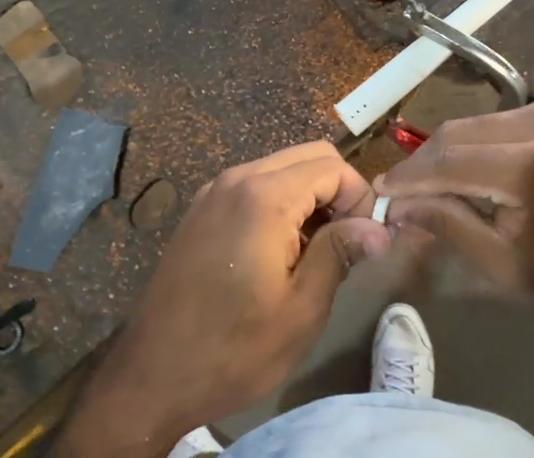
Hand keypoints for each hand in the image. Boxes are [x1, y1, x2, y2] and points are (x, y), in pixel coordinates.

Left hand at [58, 142, 391, 456]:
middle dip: (337, 190)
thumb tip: (381, 227)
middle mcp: (237, 179)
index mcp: (264, 197)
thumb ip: (340, 253)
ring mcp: (214, 192)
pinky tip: (278, 251)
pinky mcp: (201, 210)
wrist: (152, 377)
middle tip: (343, 243)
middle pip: (309, 156)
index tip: (363, 242)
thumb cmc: (234, 349)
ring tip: (313, 252)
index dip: (359, 198)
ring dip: (308, 196)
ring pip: (281, 168)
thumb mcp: (301, 309)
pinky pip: (254, 185)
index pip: (333, 167)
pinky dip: (279, 202)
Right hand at [377, 103, 533, 323]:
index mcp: (530, 167)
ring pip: (473, 125)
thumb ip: (447, 224)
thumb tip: (398, 204)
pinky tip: (460, 172)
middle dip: (422, 162)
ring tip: (425, 186)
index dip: (408, 177)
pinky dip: (471, 146)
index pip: (448, 161)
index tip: (379, 192)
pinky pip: (495, 124)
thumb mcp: (502, 263)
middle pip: (456, 133)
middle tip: (397, 192)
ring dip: (444, 153)